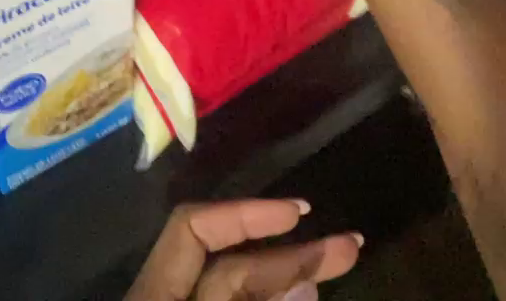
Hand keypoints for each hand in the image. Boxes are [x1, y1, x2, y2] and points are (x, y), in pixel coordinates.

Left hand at [124, 199, 361, 300]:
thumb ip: (246, 298)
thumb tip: (307, 283)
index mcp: (154, 291)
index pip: (194, 228)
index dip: (246, 216)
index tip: (301, 213)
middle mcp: (159, 293)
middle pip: (225, 265)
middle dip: (290, 258)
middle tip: (351, 246)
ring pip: (230, 290)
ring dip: (283, 279)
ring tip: (333, 265)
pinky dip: (261, 298)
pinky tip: (299, 291)